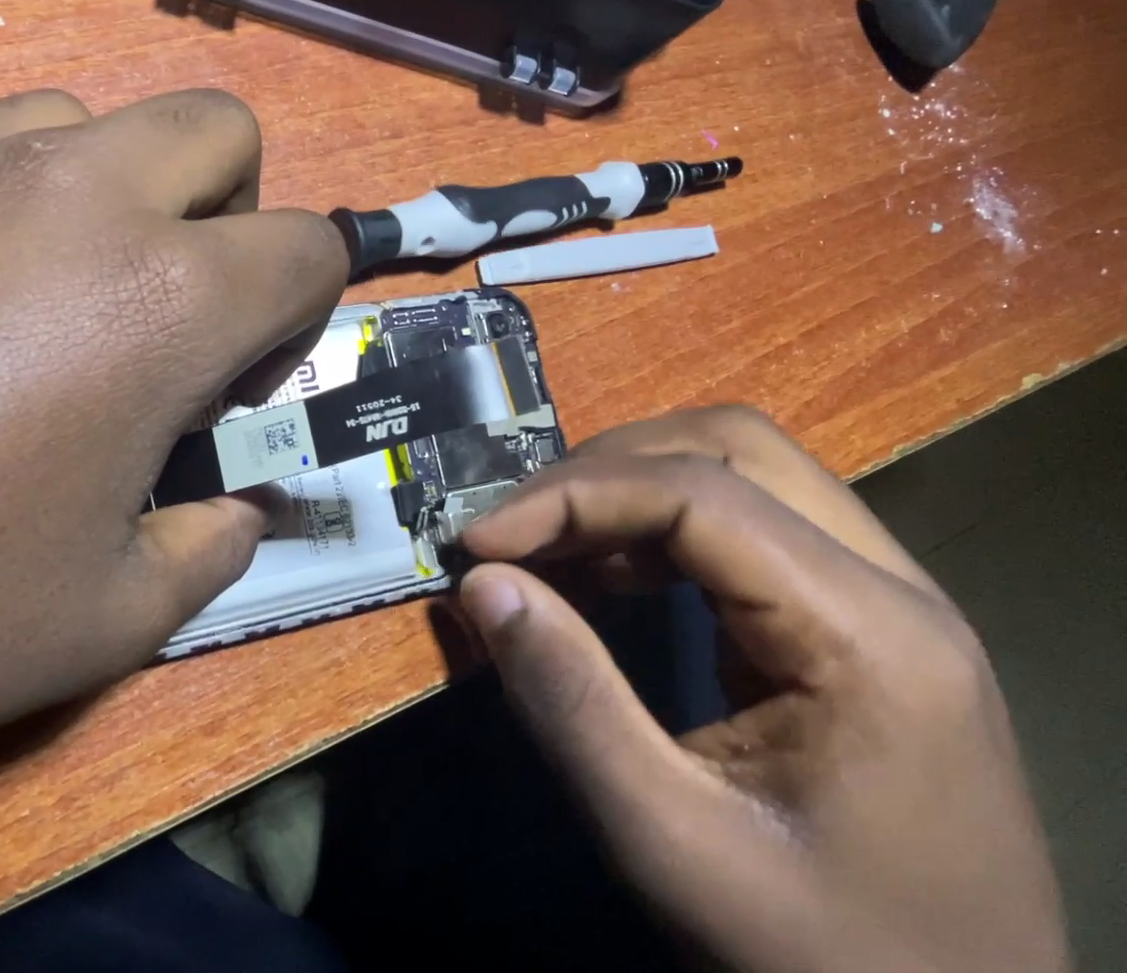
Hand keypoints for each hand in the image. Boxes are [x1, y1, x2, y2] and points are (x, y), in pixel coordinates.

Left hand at [0, 89, 347, 969]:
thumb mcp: (101, 625)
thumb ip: (204, 552)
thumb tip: (233, 511)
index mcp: (159, 298)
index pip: (306, 246)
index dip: (303, 311)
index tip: (248, 378)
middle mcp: (63, 196)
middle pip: (211, 129)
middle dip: (228, 212)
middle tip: (169, 322)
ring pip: (79, 122)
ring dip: (107, 197)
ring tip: (43, 316)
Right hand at [456, 408, 1066, 972]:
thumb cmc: (817, 949)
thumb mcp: (667, 838)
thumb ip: (569, 700)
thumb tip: (481, 585)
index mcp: (867, 635)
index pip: (701, 495)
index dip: (571, 498)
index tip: (478, 542)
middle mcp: (891, 590)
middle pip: (735, 448)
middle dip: (602, 470)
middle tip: (512, 530)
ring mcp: (880, 603)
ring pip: (743, 474)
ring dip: (627, 492)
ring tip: (542, 549)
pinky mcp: (851, 627)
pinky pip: (746, 530)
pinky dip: (654, 533)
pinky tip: (602, 580)